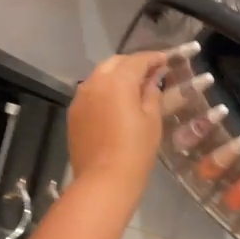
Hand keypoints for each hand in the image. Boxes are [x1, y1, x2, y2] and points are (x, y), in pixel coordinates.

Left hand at [67, 52, 165, 194]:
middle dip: (132, 64)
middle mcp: (95, 82)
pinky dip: (103, 91)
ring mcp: (80, 98)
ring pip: (99, 76)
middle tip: (149, 72)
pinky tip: (113, 103)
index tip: (165, 60)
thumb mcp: (151, 120)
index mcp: (117, 81)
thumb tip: (151, 79)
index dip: (153, 58)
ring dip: (116, 76)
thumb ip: (151, 93)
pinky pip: (90, 93)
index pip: (137, 60)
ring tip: (131, 87)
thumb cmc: (135, 150)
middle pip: (115, 63)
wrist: (104, 180)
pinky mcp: (73, 113)